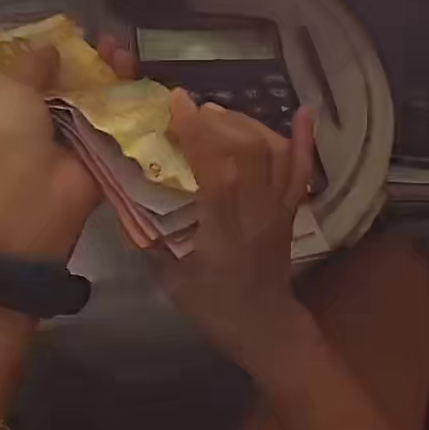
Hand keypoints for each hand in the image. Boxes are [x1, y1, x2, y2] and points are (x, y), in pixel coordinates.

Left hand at [0, 36, 136, 258]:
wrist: (39, 187)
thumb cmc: (14, 132)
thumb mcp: (6, 85)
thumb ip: (30, 60)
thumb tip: (52, 48)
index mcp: (23, 100)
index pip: (45, 68)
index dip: (62, 47)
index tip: (79, 31)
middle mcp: (54, 115)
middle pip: (81, 79)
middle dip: (96, 58)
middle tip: (110, 42)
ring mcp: (85, 131)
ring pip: (106, 95)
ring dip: (117, 73)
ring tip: (125, 56)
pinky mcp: (111, 147)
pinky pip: (126, 119)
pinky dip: (135, 99)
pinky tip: (140, 78)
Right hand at [149, 90, 317, 363]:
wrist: (265, 326)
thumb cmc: (215, 307)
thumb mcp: (172, 282)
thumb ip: (149, 242)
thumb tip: (125, 203)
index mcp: (224, 235)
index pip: (217, 175)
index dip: (199, 135)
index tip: (177, 104)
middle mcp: (257, 216)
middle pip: (250, 154)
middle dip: (220, 121)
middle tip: (194, 111)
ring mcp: (280, 211)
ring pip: (275, 154)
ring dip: (249, 124)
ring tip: (220, 113)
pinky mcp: (292, 210)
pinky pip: (302, 171)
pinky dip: (304, 140)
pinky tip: (303, 111)